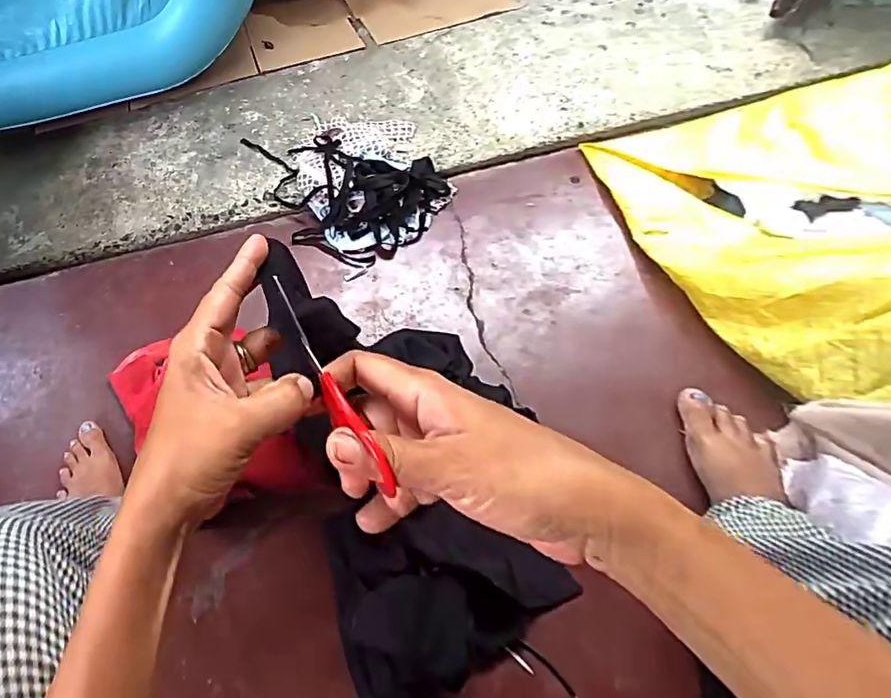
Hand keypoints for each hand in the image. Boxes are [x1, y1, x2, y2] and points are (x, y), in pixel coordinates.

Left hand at [125, 235, 315, 528]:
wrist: (166, 509)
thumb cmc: (189, 456)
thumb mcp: (238, 424)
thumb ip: (281, 398)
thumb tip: (310, 382)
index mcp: (197, 350)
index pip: (223, 297)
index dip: (243, 268)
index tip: (261, 242)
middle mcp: (209, 360)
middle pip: (245, 321)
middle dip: (270, 305)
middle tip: (299, 287)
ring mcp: (222, 385)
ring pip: (260, 356)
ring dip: (285, 352)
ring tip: (320, 342)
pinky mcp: (233, 410)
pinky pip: (266, 385)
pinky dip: (286, 384)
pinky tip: (312, 387)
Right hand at [321, 352, 627, 563]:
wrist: (584, 511)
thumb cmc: (517, 472)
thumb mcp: (447, 466)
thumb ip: (388, 456)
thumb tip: (331, 443)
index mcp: (425, 393)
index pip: (365, 368)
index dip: (332, 382)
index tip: (306, 415)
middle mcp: (428, 413)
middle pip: (371, 412)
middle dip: (351, 440)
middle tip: (346, 479)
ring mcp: (441, 445)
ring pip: (388, 448)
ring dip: (370, 472)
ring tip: (361, 502)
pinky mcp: (454, 476)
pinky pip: (410, 479)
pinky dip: (392, 496)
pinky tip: (378, 523)